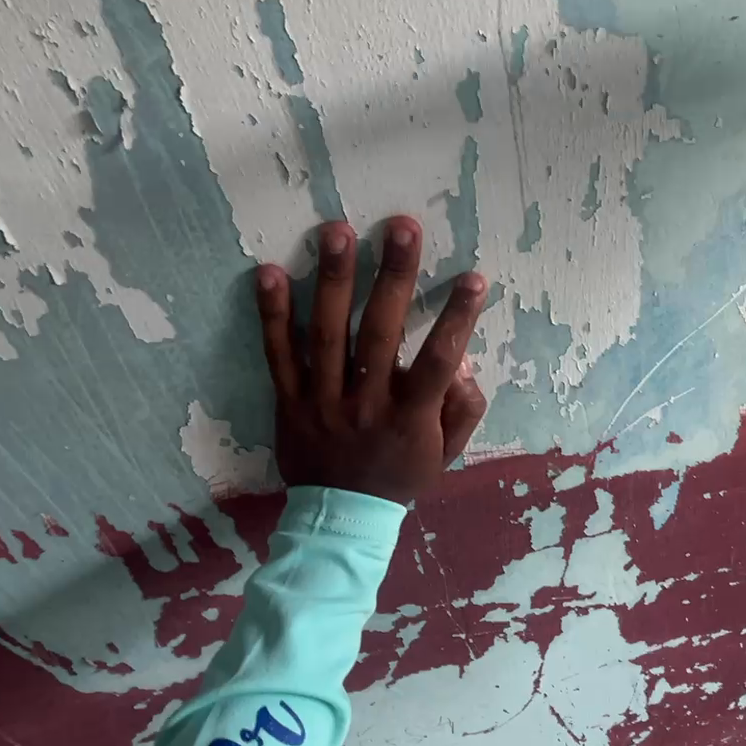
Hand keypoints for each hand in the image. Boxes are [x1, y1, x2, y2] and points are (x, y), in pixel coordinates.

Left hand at [254, 217, 488, 504]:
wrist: (341, 517)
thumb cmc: (401, 474)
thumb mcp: (448, 451)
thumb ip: (463, 406)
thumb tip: (462, 359)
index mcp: (409, 417)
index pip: (439, 361)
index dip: (458, 318)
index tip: (474, 277)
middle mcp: (365, 403)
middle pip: (380, 334)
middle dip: (394, 277)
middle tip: (402, 227)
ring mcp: (322, 399)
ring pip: (327, 334)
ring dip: (334, 280)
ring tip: (337, 231)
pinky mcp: (289, 399)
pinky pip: (278, 354)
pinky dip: (273, 313)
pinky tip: (270, 272)